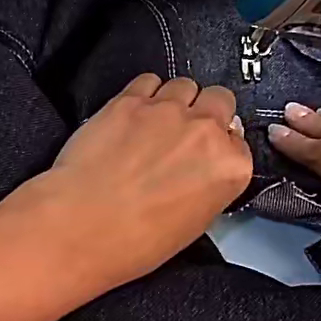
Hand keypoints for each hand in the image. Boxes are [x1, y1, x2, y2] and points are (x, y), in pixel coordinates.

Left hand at [30, 74, 252, 285]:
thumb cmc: (133, 240)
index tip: (206, 151)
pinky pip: (149, 81)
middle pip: (220, 99)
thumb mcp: (195, 223)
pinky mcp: (132, 99)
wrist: (81, 227)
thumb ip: (210, 184)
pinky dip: (145, 93)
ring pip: (186, 85)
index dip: (220, 145)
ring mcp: (168, 110)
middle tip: (187, 131)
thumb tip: (202, 168)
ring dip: (176, 100)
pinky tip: (135, 113)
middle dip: (207, 112)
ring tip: (157, 123)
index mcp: (230, 168)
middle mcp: (205, 131)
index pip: (239, 141)